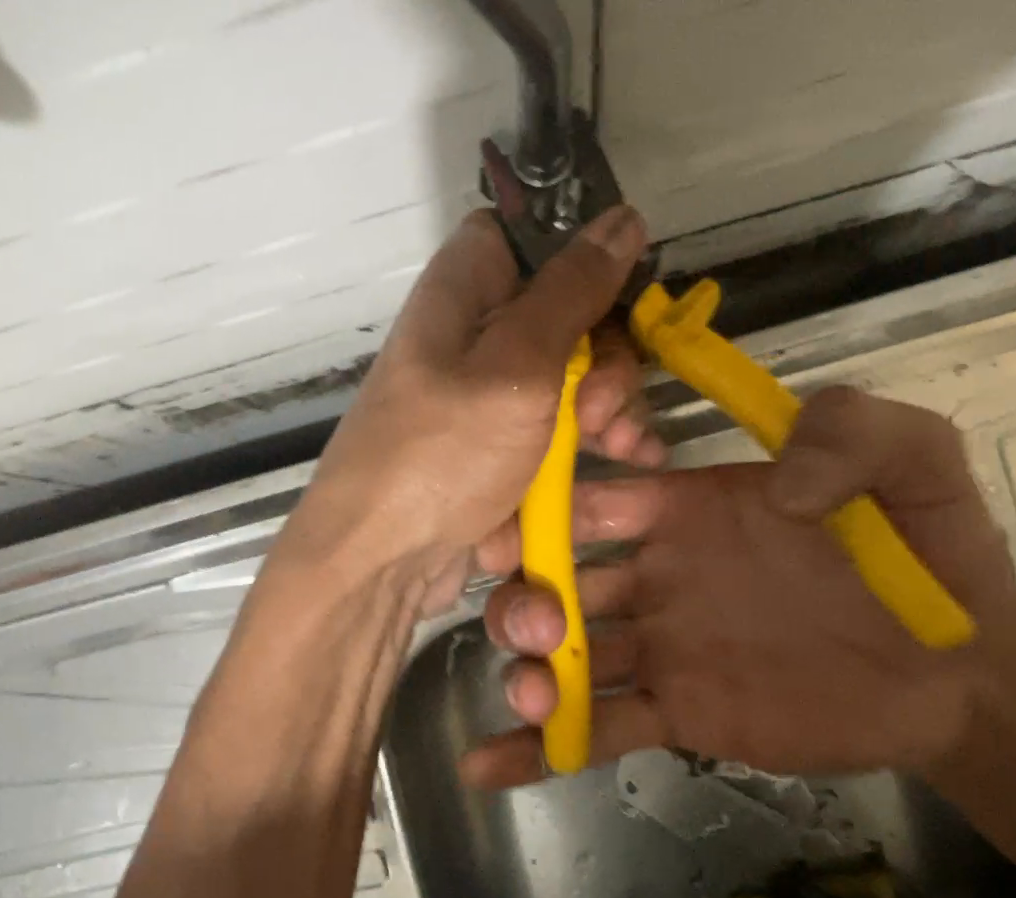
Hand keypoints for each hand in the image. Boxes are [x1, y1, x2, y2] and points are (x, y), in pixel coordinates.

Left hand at [272, 206, 659, 608]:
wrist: (380, 561)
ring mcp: (487, 395)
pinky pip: (560, 426)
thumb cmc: (440, 453)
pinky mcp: (500, 446)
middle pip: (566, 312)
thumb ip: (572, 292)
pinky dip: (597, 441)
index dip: (580, 255)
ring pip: (572, 374)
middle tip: (601, 406)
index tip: (621, 293)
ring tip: (626, 448)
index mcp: (464, 288)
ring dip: (612, 406)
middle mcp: (474, 333)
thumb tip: (622, 218)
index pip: (528, 233)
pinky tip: (634, 460)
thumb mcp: (516, 366)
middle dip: (606, 355)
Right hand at [465, 386, 1015, 787]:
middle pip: (558, 580)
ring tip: (534, 691)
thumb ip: (849, 432)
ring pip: (565, 657)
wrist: (963, 668)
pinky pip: (600, 728)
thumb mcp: (913, 458)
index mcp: (693, 508)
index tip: (504, 534)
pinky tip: (486, 765)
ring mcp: (665, 649)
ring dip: (526, 671)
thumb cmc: (932, 554)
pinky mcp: (681, 713)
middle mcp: (661, 575)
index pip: (594, 498)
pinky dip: (541, 749)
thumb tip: (771, 491)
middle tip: (538, 624)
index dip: (541, 511)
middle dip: (524, 597)